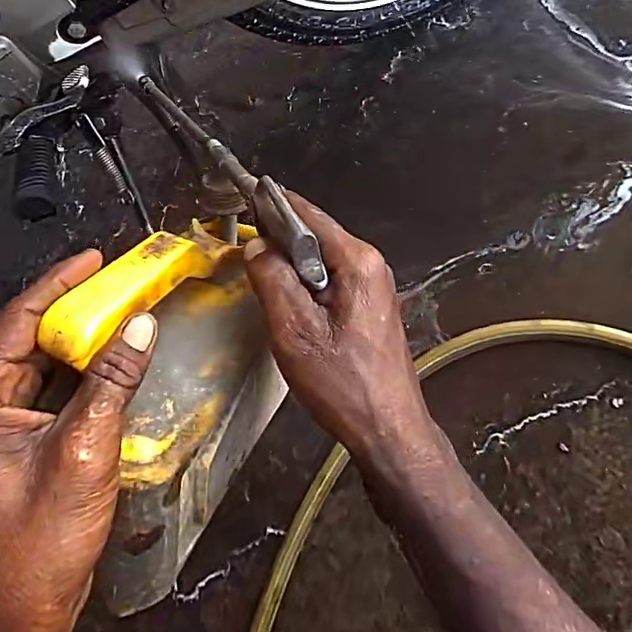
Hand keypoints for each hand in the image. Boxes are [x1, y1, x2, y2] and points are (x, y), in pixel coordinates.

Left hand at [0, 250, 157, 631]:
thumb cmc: (37, 548)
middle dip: (73, 311)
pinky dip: (77, 374)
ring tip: (118, 312)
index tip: (93, 259)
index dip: (58, 285)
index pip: (17, 323)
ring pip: (38, 365)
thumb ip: (112, 383)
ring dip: (78, 342)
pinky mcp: (11, 443)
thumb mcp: (83, 452)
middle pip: (27, 339)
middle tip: (115, 283)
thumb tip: (141, 327)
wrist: (19, 621)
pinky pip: (46, 392)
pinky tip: (108, 360)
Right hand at [242, 192, 433, 458]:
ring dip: (289, 266)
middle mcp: (370, 265)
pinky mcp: (368, 306)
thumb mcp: (295, 331)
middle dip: (278, 241)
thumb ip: (272, 279)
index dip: (272, 206)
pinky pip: (328, 280)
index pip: (308, 214)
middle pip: (314, 235)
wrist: (388, 430)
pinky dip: (304, 285)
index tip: (243, 201)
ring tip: (263, 282)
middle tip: (247, 256)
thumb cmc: (344, 384)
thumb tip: (257, 245)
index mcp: (357, 262)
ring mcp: (372, 286)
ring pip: (319, 260)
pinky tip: (289, 306)